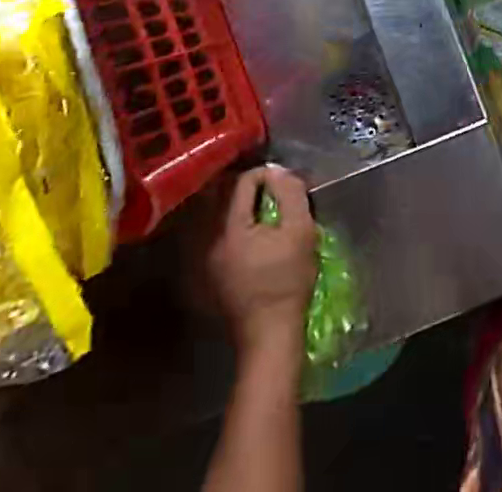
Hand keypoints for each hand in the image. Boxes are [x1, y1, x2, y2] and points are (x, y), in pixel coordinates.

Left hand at [206, 165, 317, 353]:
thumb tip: (279, 171)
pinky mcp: (203, 268)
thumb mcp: (301, 231)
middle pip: (220, 193)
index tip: (287, 183)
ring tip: (259, 203)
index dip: (267, 175)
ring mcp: (200, 254)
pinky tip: (247, 228)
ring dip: (234, 201)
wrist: (269, 330)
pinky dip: (227, 220)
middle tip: (271, 187)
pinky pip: (209, 230)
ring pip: (211, 211)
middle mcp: (206, 236)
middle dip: (246, 184)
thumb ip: (290, 194)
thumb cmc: (288, 279)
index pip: (242, 181)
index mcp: (229, 226)